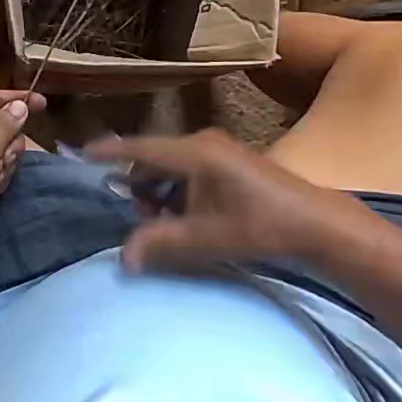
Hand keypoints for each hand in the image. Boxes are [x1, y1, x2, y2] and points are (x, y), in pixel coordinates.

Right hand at [85, 128, 382, 274]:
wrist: (319, 225)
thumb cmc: (260, 228)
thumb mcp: (205, 238)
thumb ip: (159, 244)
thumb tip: (123, 259)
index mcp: (195, 153)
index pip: (140, 148)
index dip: (109, 152)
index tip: (82, 154)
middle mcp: (204, 142)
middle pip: (154, 158)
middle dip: (141, 187)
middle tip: (143, 219)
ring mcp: (220, 148)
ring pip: (172, 165)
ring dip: (161, 191)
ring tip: (167, 222)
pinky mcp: (230, 159)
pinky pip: (189, 168)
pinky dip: (179, 189)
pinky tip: (188, 215)